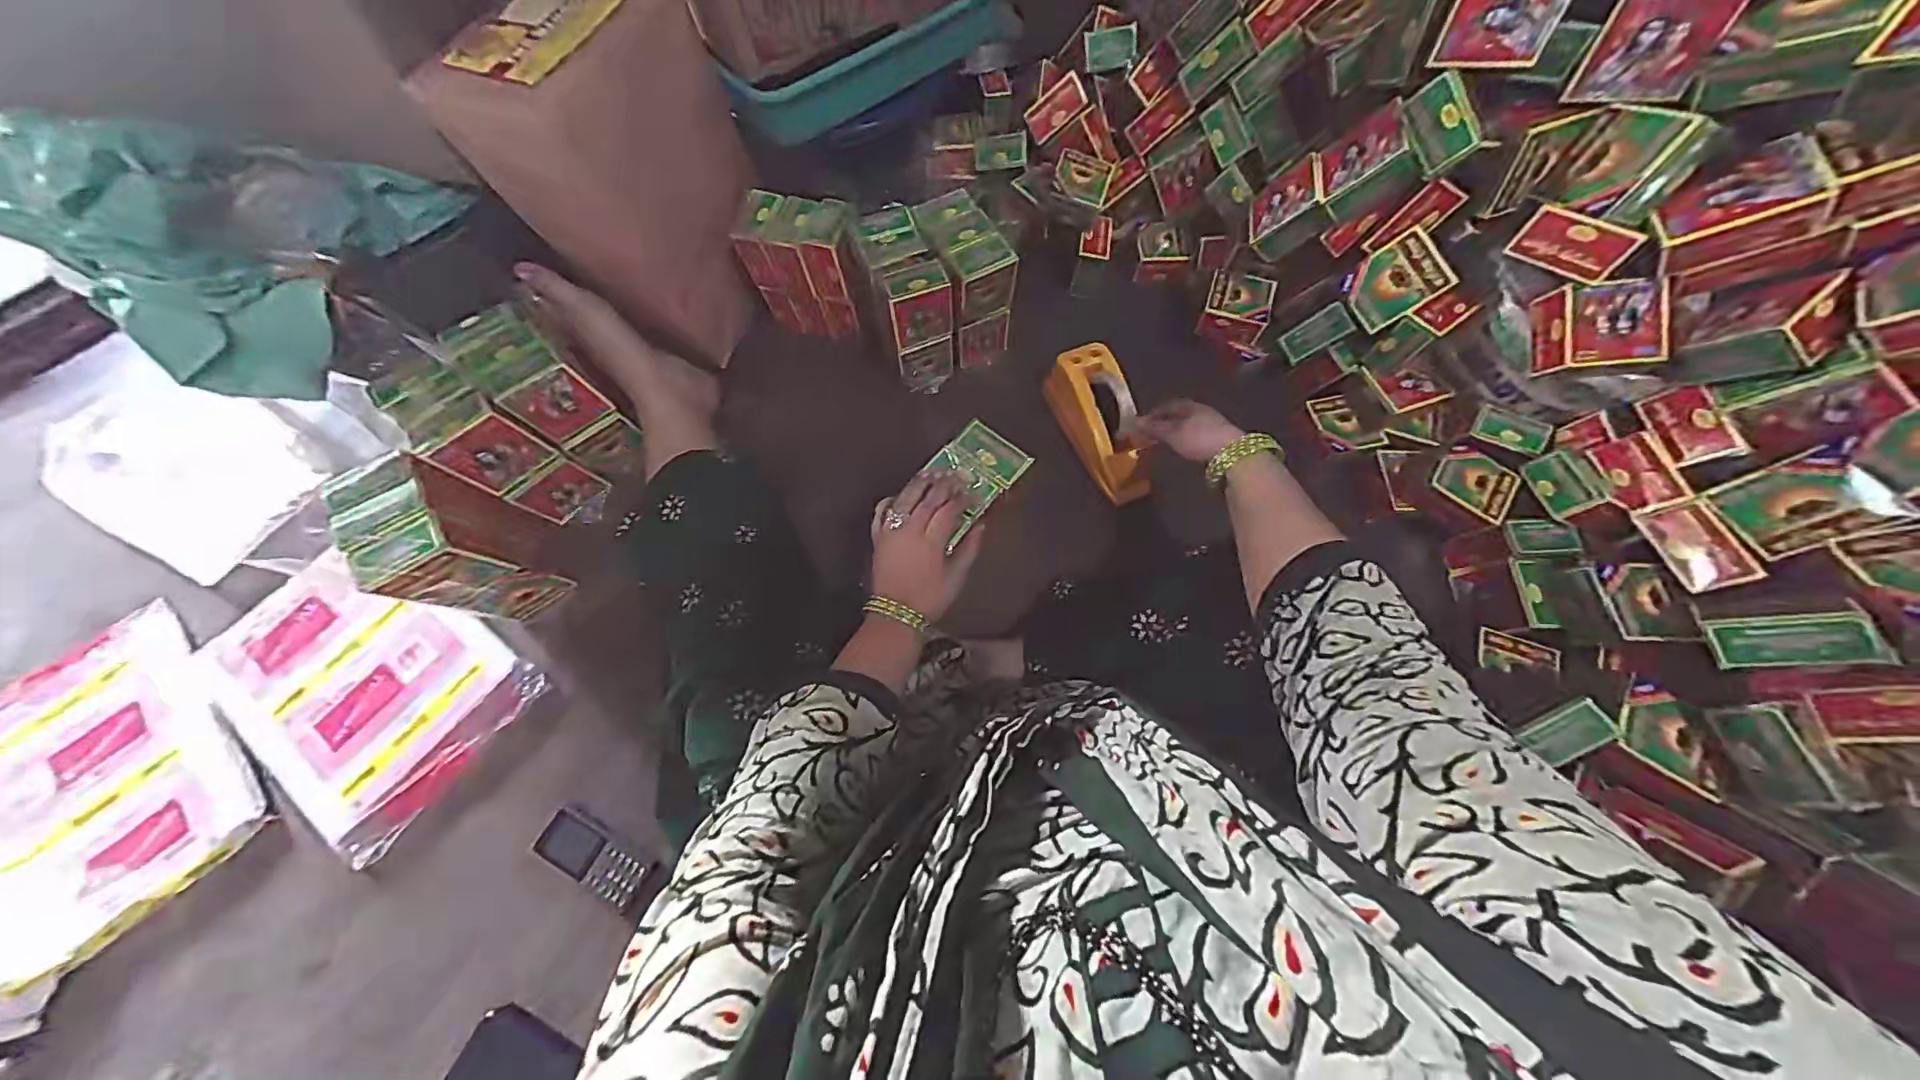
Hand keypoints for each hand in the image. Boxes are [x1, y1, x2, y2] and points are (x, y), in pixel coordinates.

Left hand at [868, 470, 984, 624]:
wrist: (895, 614)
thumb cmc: (929, 599)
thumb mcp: (956, 578)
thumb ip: (969, 549)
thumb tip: (980, 526)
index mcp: (931, 542)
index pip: (948, 510)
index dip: (962, 499)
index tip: (973, 493)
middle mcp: (909, 531)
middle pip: (927, 499)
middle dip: (943, 484)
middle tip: (955, 474)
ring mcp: (891, 532)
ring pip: (904, 499)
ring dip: (918, 483)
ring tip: (930, 472)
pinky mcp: (877, 538)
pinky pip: (881, 512)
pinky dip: (890, 501)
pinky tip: (898, 495)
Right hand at [1135, 400, 1245, 462]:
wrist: (1232, 453)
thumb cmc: (1199, 439)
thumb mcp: (1173, 434)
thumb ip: (1154, 428)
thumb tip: (1134, 421)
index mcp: (1190, 406)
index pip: (1167, 405)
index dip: (1153, 413)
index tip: (1142, 423)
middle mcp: (1201, 411)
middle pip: (1178, 414)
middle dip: (1163, 422)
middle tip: (1150, 433)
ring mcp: (1212, 424)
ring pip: (1187, 425)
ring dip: (1174, 431)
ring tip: (1163, 441)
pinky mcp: (1218, 438)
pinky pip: (1195, 434)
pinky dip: (1184, 438)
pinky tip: (1181, 447)